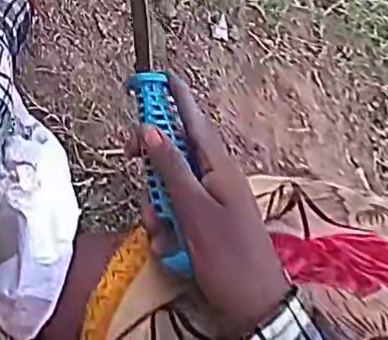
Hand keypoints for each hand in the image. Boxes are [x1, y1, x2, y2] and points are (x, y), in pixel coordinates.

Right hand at [133, 74, 291, 333]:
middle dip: (149, 155)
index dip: (171, 93)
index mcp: (216, 164)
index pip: (190, 117)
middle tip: (128, 153)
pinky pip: (174, 208)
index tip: (152, 74)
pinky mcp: (203, 221)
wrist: (259, 313)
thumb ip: (170, 167)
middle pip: (172, 147)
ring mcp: (208, 199)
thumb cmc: (230, 259)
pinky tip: (168, 245)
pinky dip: (165, 223)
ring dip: (156, 200)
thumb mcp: (194, 211)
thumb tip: (149, 127)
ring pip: (168, 181)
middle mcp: (212, 175)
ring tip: (159, 225)